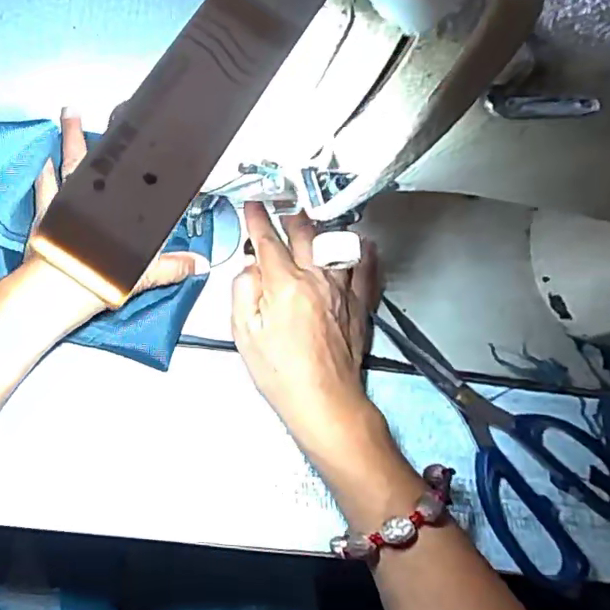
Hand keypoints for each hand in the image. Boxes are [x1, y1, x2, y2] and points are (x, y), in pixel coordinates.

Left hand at [10, 108, 209, 332]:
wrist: (61, 286)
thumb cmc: (102, 278)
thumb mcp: (144, 275)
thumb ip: (171, 266)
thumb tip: (199, 264)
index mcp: (123, 209)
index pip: (140, 177)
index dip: (150, 155)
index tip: (157, 133)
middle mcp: (96, 197)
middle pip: (104, 156)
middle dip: (112, 131)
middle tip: (116, 109)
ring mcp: (69, 200)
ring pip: (72, 161)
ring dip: (72, 136)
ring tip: (70, 113)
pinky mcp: (47, 211)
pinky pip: (45, 186)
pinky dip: (44, 174)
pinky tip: (43, 161)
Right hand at [230, 202, 382, 442]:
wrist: (324, 401)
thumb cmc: (284, 374)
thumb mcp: (243, 333)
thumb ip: (243, 292)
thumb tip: (249, 271)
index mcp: (285, 287)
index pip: (268, 242)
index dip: (257, 221)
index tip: (253, 209)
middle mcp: (317, 283)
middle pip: (304, 236)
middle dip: (290, 217)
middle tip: (283, 208)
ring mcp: (342, 293)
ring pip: (335, 246)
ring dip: (321, 229)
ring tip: (314, 220)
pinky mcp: (358, 307)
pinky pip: (366, 270)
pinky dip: (364, 253)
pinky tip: (364, 245)